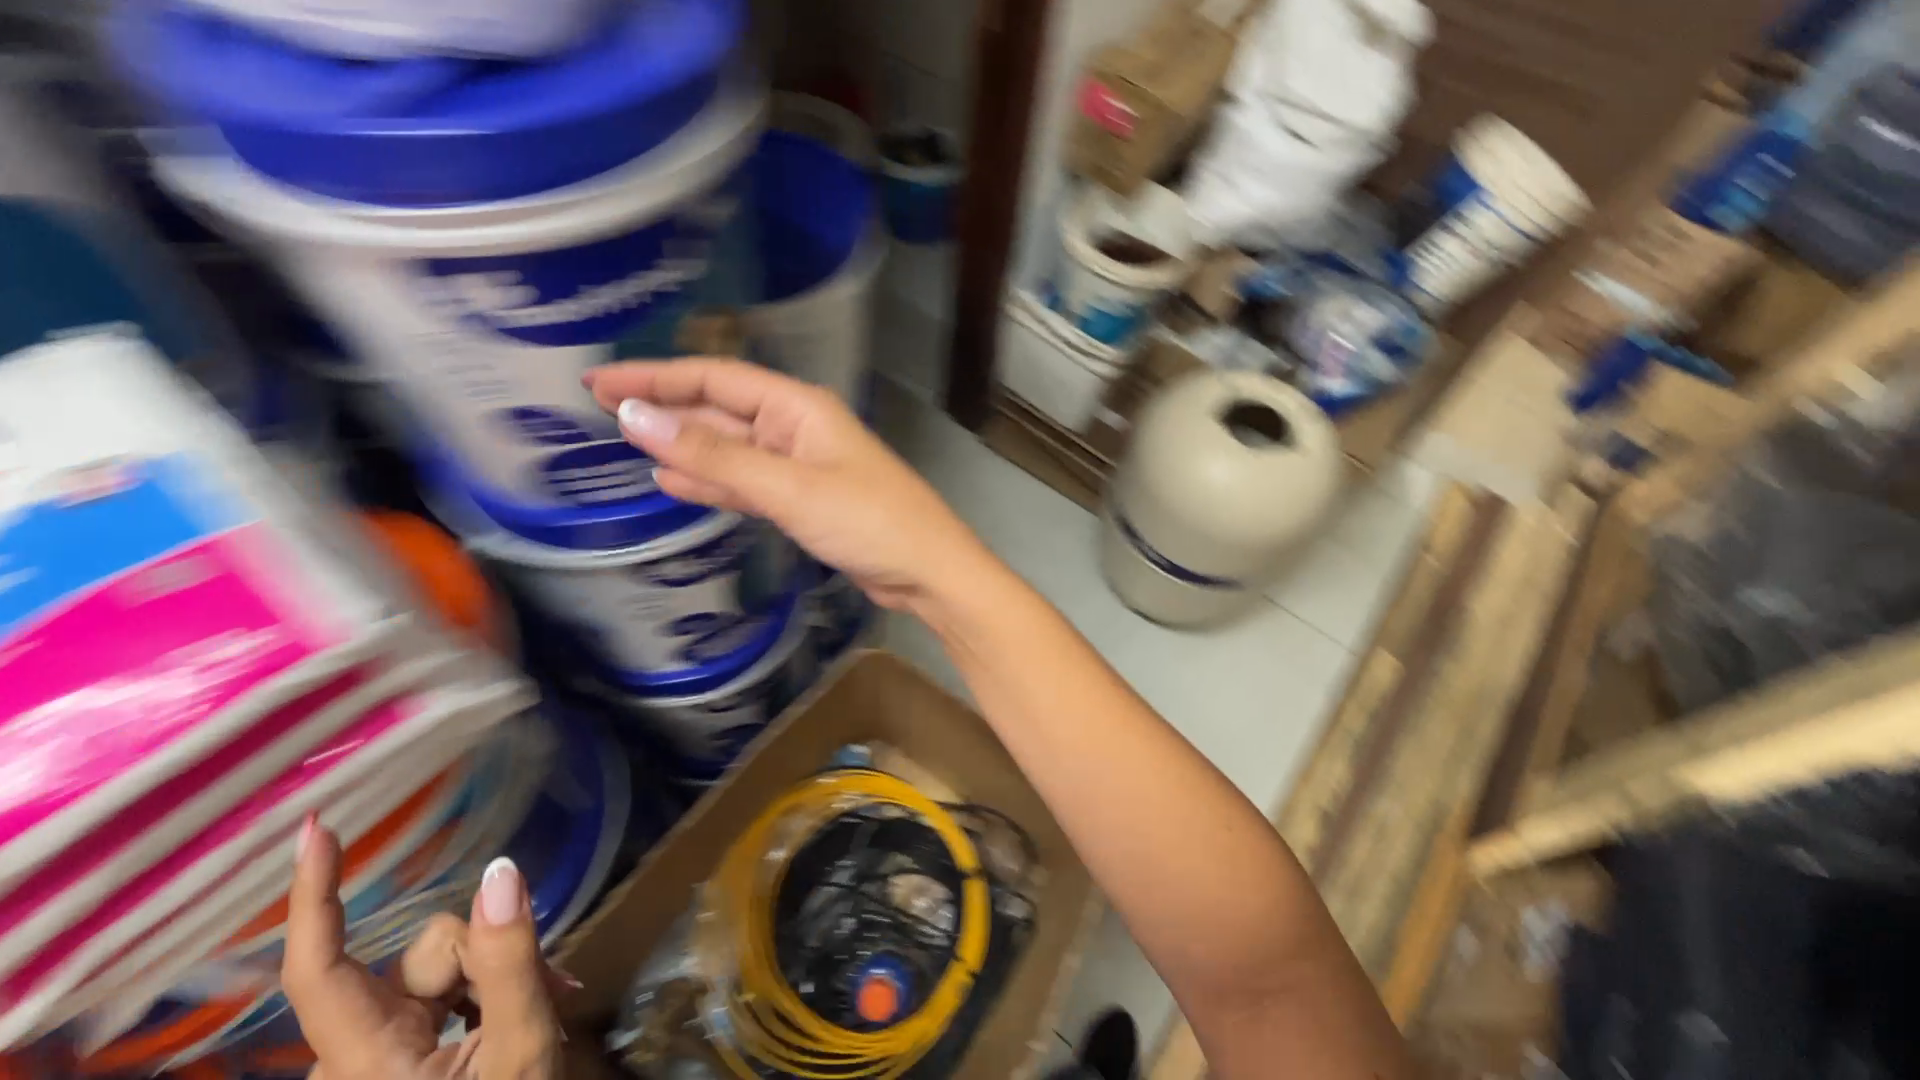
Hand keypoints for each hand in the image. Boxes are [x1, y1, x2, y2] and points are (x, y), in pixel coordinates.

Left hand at [281, 818, 565, 1079]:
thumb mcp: (520, 1049)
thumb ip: (510, 962)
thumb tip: (503, 872)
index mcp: (365, 1058)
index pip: (319, 967)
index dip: (313, 896)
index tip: (315, 829)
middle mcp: (357, 1051)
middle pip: (420, 957)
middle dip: (486, 955)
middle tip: (549, 984)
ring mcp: (380, 1054)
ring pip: (439, 973)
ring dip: (497, 975)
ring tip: (549, 1002)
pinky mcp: (402, 1056)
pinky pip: (444, 997)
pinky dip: (489, 993)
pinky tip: (527, 1009)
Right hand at [583, 359, 998, 613]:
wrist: (927, 571)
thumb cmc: (867, 521)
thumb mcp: (787, 487)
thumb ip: (714, 457)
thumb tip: (637, 418)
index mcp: (797, 407)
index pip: (715, 378)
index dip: (655, 376)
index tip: (601, 380)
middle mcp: (795, 427)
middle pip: (718, 409)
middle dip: (662, 406)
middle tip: (598, 405)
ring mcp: (798, 465)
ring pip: (728, 448)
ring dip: (680, 444)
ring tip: (624, 439)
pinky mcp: (800, 500)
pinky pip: (744, 482)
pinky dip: (709, 482)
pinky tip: (671, 482)